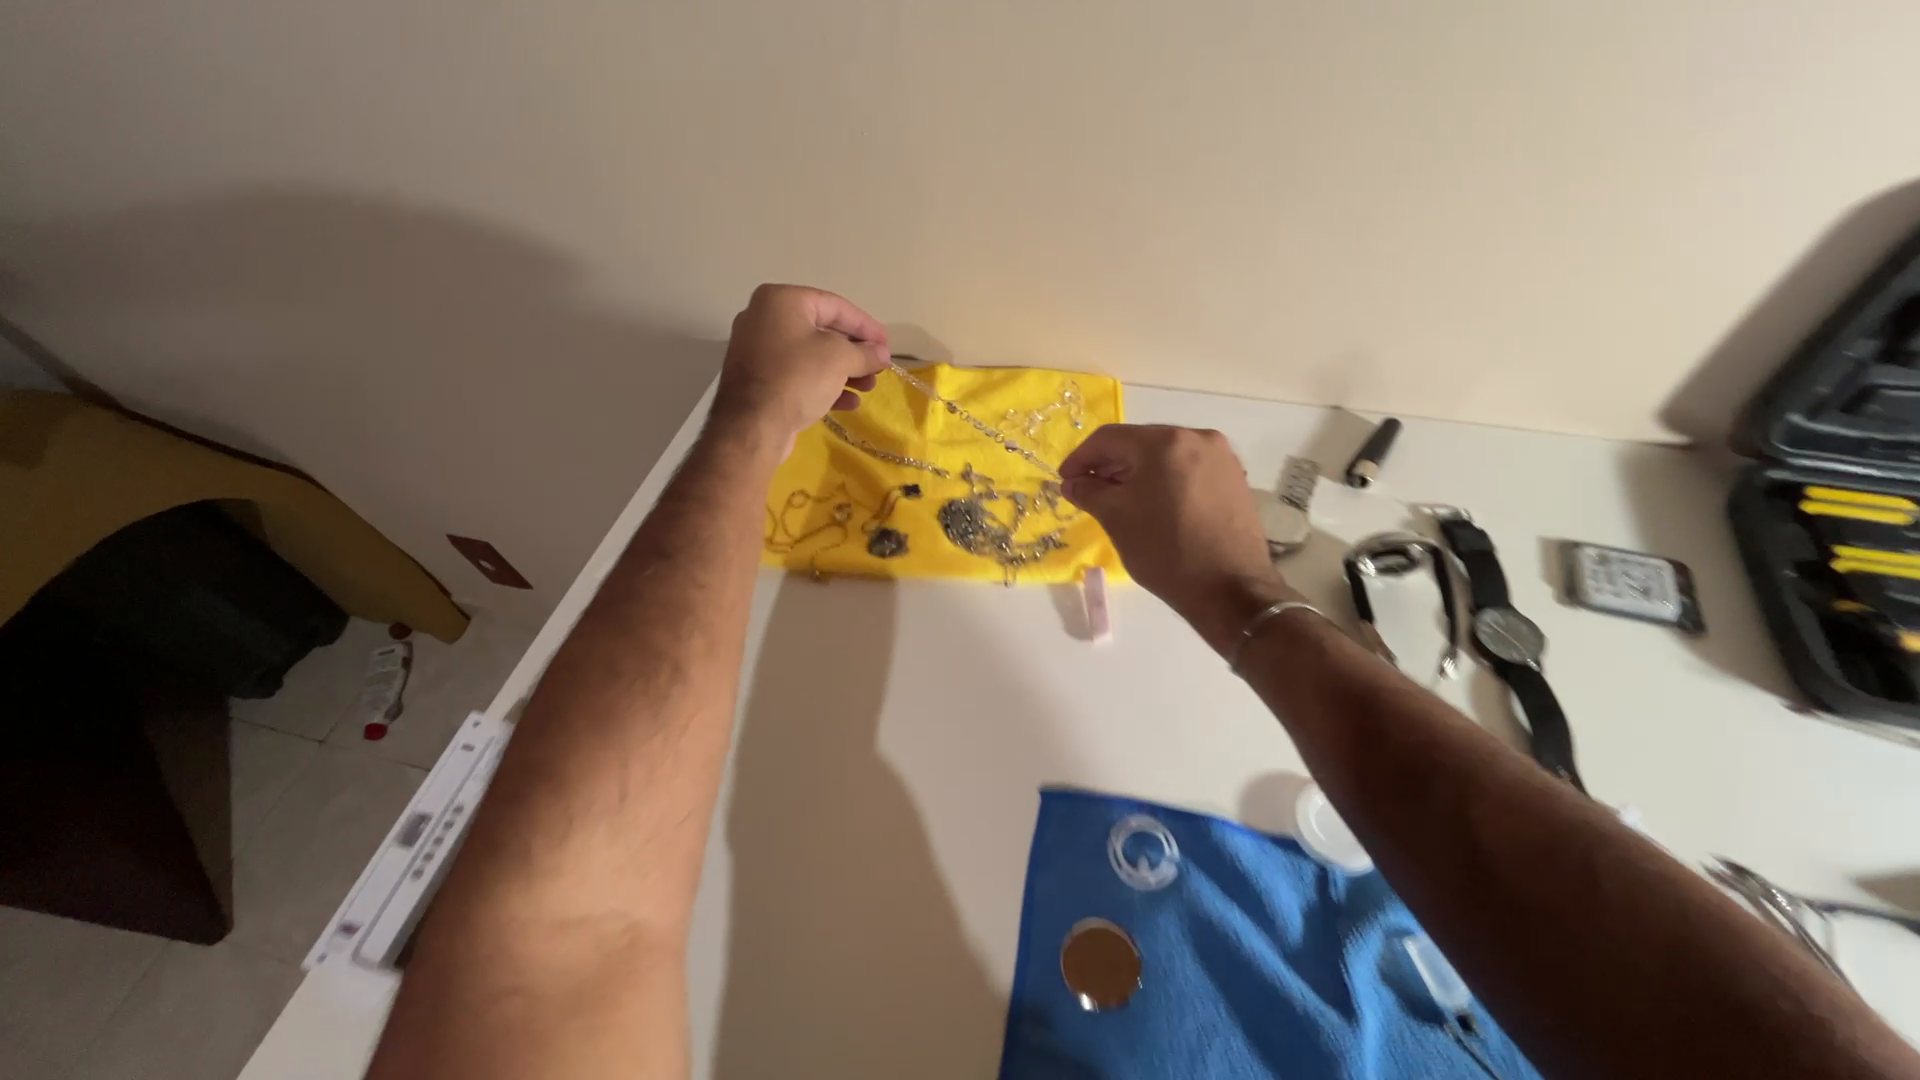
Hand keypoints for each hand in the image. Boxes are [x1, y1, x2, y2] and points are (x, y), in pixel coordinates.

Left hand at [712, 284, 890, 454]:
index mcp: (781, 301)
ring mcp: (759, 351)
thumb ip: (865, 353)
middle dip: (855, 352)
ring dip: (844, 371)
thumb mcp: (840, 359)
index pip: (835, 306)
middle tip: (879, 367)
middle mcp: (765, 319)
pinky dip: (824, 385)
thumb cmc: (797, 378)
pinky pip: (798, 375)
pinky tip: (850, 402)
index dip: (866, 325)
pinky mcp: (760, 380)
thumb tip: (882, 355)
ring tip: (869, 387)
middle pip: (823, 331)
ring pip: (812, 356)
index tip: (887, 343)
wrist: (752, 426)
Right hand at [1061, 424, 1300, 652]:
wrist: (1230, 590)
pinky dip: (1164, 481)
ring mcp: (1221, 458)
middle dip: (1110, 464)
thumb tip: (1073, 482)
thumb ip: (1089, 492)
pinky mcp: (1234, 480)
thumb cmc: (1165, 551)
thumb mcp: (1116, 519)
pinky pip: (1188, 470)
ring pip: (1166, 456)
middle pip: (1140, 443)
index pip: (1109, 438)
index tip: (1064, 480)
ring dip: (1137, 473)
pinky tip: (1152, 504)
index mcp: (1165, 442)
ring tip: (1118, 498)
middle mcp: (1198, 438)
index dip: (1080, 458)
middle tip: (1087, 489)